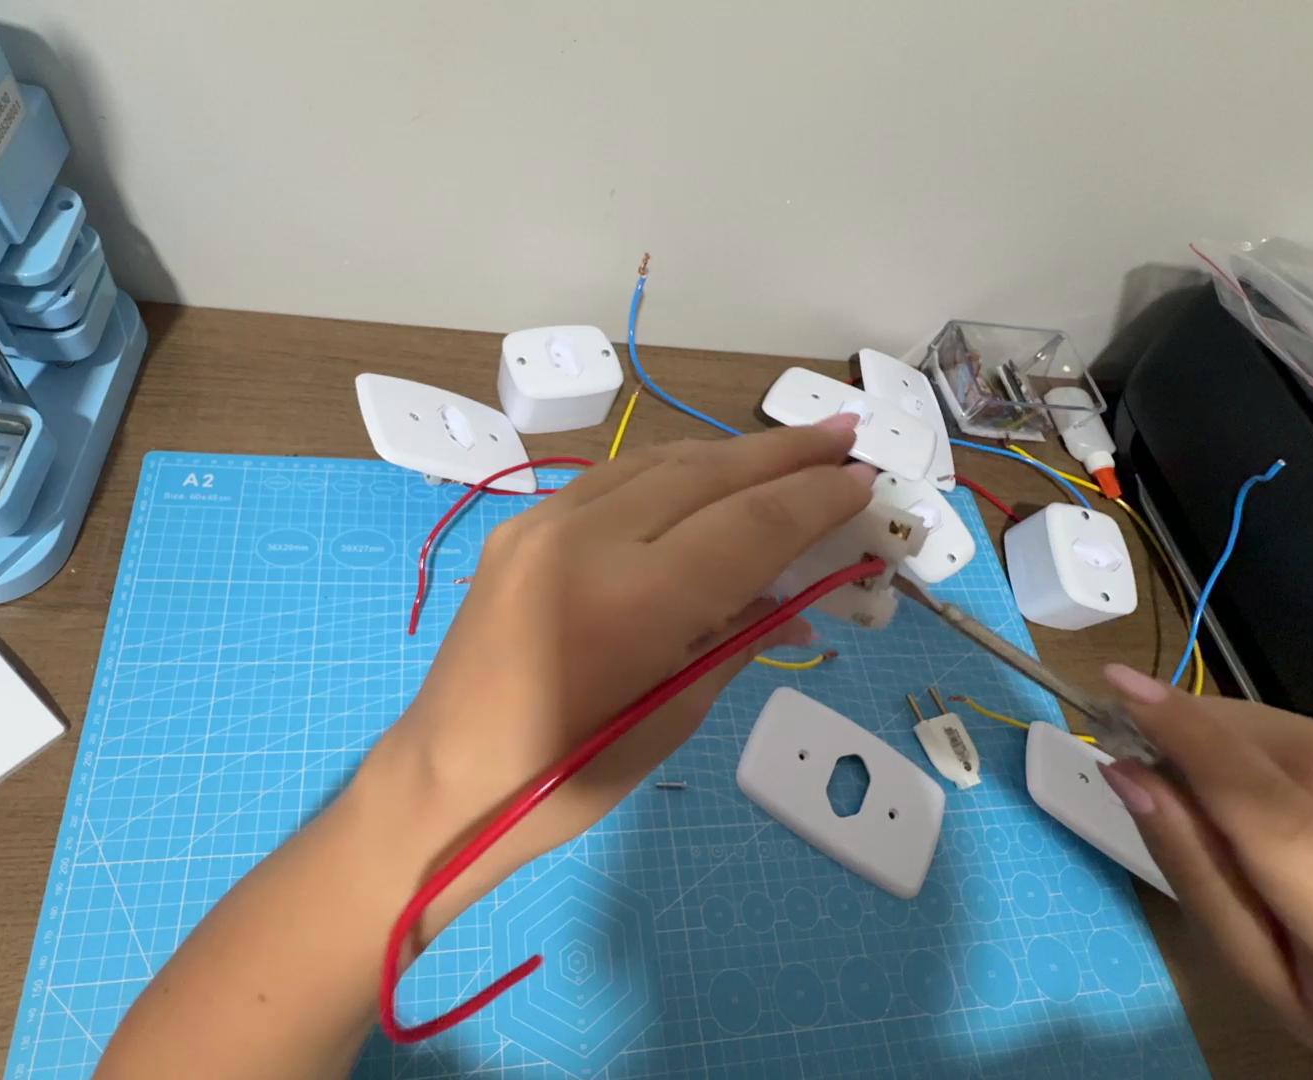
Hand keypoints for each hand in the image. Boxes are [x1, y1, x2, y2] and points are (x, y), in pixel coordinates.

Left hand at [357, 418, 874, 935]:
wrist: (449, 774)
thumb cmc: (569, 774)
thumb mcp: (674, 714)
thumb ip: (736, 636)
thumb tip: (797, 598)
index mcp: (632, 599)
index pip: (749, 524)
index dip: (814, 499)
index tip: (864, 480)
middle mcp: (585, 538)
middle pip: (705, 473)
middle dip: (782, 454)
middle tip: (844, 435)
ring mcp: (542, 524)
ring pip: (656, 463)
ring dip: (726, 453)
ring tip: (786, 449)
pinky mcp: (519, 527)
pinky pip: (610, 482)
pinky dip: (668, 473)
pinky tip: (702, 477)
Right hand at [1098, 665, 1312, 1079]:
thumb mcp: (1262, 976)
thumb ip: (1195, 873)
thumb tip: (1129, 773)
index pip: (1285, 827)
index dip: (1198, 745)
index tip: (1123, 685)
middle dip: (1212, 728)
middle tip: (1150, 732)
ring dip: (1254, 738)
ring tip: (1226, 777)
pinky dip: (1306, 754)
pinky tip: (1304, 794)